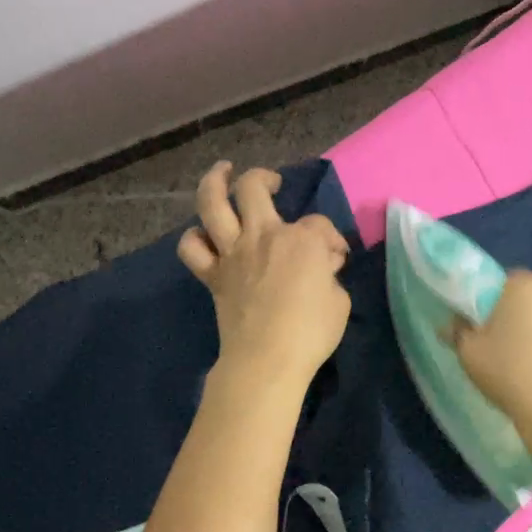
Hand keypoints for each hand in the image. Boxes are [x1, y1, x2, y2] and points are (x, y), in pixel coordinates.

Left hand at [179, 162, 350, 387]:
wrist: (267, 359)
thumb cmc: (312, 332)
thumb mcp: (339, 300)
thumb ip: (330, 274)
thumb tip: (324, 263)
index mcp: (302, 239)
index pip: (320, 224)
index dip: (331, 238)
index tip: (337, 257)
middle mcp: (263, 235)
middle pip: (254, 189)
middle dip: (264, 179)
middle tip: (272, 183)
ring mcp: (232, 253)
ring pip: (212, 203)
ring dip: (214, 181)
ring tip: (222, 172)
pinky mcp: (213, 276)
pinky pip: (193, 248)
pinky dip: (194, 238)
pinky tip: (203, 234)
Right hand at [452, 270, 531, 462]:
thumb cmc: (509, 374)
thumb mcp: (469, 353)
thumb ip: (458, 331)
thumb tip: (452, 323)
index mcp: (526, 286)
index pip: (504, 281)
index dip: (491, 302)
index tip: (484, 326)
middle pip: (531, 298)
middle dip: (518, 315)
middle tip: (502, 344)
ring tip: (528, 363)